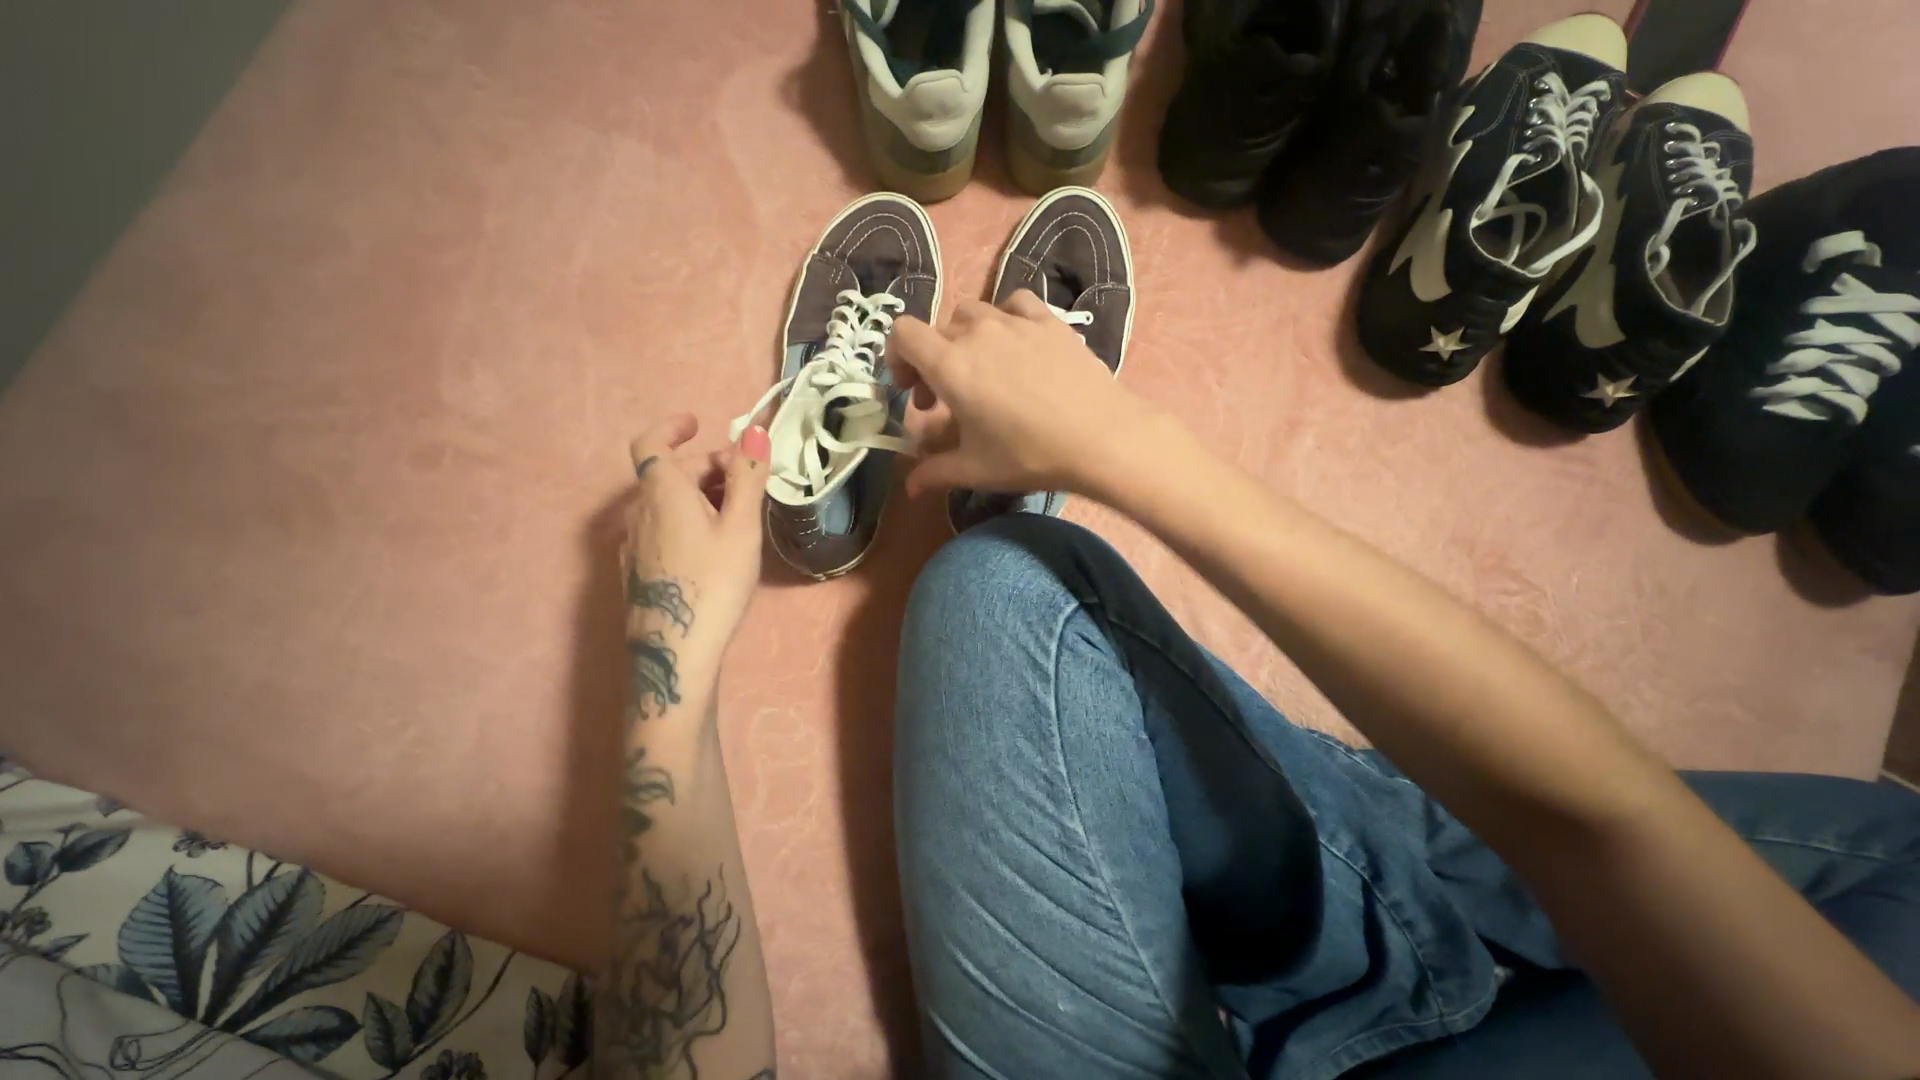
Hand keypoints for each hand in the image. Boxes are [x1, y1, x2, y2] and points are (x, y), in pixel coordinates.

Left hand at [623, 415, 769, 680]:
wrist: (675, 652)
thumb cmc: (714, 582)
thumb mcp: (741, 527)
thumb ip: (747, 478)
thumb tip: (753, 432)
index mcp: (662, 493)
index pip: (651, 443)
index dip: (671, 428)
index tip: (698, 424)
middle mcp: (639, 512)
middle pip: (667, 474)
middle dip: (705, 468)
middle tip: (745, 482)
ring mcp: (633, 544)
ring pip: (664, 504)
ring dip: (697, 496)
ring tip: (736, 517)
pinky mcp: (637, 571)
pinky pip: (660, 529)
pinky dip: (685, 521)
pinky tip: (711, 549)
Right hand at [888, 291, 1168, 500]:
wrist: (1100, 438)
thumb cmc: (1029, 455)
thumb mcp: (976, 469)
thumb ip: (934, 472)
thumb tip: (910, 488)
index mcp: (949, 364)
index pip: (902, 333)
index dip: (897, 358)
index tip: (912, 390)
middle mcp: (977, 332)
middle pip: (937, 329)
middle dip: (931, 360)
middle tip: (945, 399)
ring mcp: (1015, 321)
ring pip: (973, 314)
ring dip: (965, 338)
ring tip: (981, 370)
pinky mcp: (1049, 321)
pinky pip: (1014, 303)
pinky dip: (1005, 318)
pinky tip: (1016, 343)